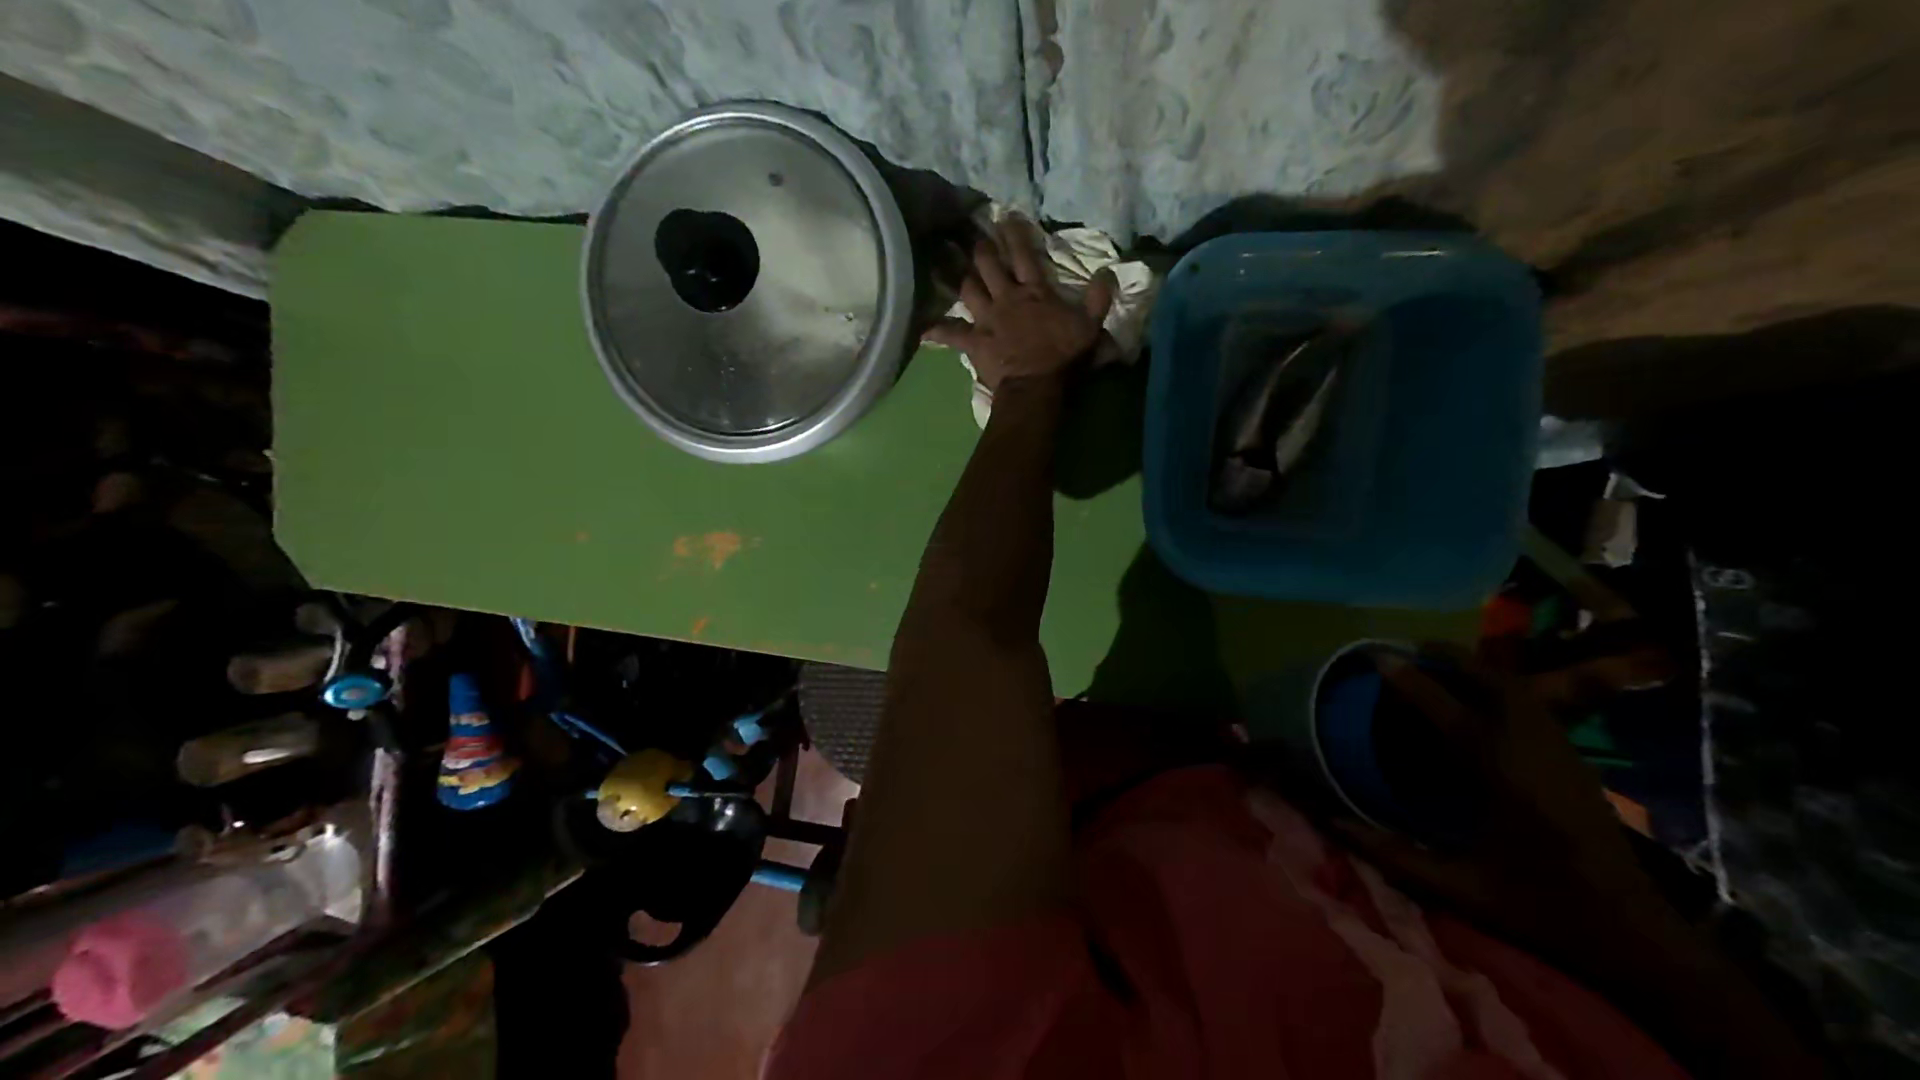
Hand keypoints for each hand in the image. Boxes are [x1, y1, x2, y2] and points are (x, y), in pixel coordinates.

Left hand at [924, 215, 1115, 392]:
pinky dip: (937, 331)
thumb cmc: (1064, 357)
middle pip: (988, 265)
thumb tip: (1108, 271)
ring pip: (967, 289)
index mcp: (1034, 292)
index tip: (1005, 216)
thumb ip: (1099, 298)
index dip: (1014, 233)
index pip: (1024, 254)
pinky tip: (922, 327)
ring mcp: (987, 319)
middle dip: (980, 247)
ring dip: (958, 275)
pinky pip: (951, 334)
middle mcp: (1006, 299)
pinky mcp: (974, 342)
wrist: (1036, 386)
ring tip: (946, 261)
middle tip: (972, 235)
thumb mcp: (1091, 326)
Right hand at [1330, 646, 1671, 961]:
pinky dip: (1503, 691)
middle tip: (1415, 650)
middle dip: (1454, 660)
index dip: (1411, 682)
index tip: (1379, 657)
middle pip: (1498, 683)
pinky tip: (1481, 704)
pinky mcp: (1577, 765)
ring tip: (1443, 667)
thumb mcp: (1458, 889)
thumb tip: (1332, 824)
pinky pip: (1535, 708)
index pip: (1449, 712)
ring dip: (1480, 672)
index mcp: (1504, 778)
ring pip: (1522, 691)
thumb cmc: (1539, 910)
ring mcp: (1563, 755)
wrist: (1635, 938)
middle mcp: (1536, 753)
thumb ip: (1392, 854)